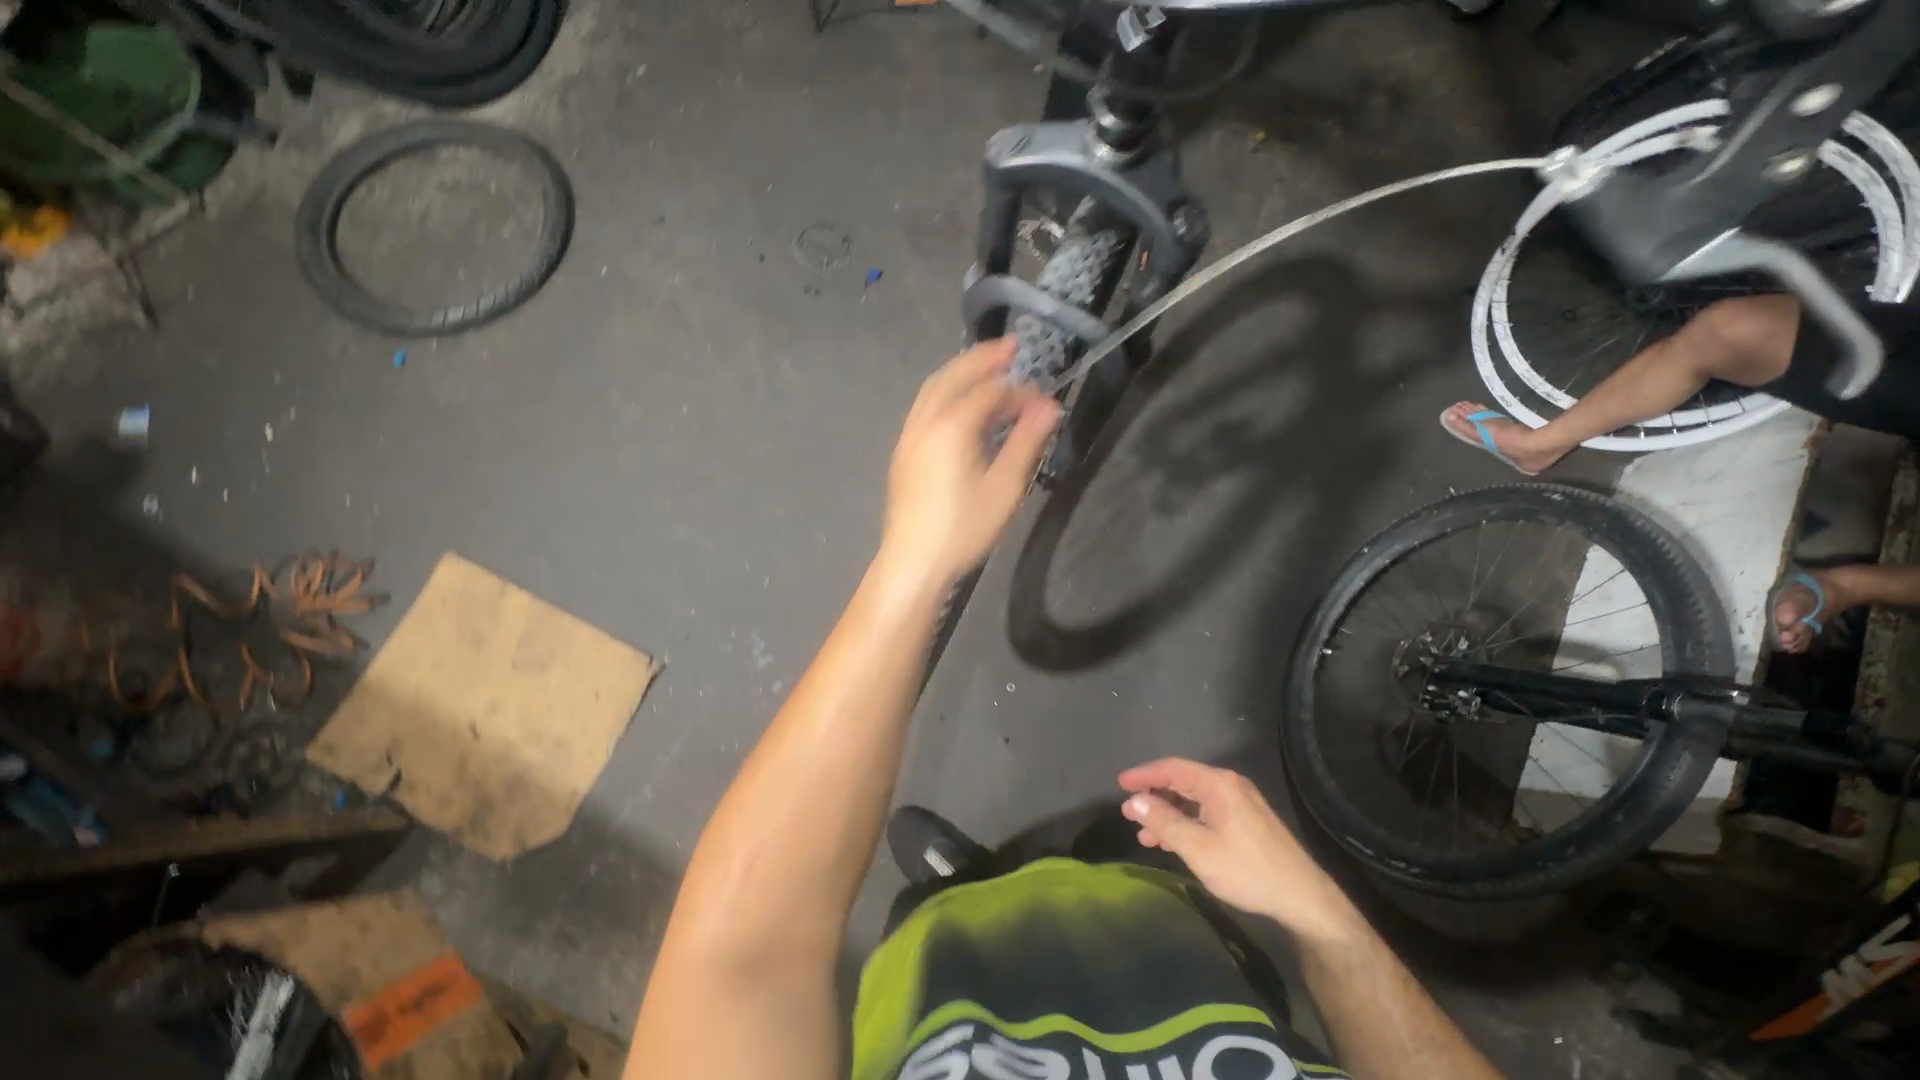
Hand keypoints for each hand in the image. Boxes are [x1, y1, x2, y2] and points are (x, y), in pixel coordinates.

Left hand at [878, 338, 1058, 589]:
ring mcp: (909, 436)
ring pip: (933, 389)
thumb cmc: (963, 528)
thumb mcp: (1004, 487)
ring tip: (987, 368)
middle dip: (982, 359)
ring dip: (960, 372)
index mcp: (951, 426)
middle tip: (1010, 348)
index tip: (1045, 400)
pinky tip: (959, 404)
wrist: (914, 562)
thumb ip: (1026, 442)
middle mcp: (925, 422)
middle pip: (953, 376)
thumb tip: (1049, 407)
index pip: (990, 392)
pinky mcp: (904, 452)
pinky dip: (945, 392)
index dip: (1020, 391)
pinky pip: (924, 406)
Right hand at [1120, 758, 1366, 944]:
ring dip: (1168, 815)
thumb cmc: (1247, 869)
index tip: (1120, 784)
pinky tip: (1174, 842)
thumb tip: (1133, 802)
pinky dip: (1186, 823)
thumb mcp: (1198, 848)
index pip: (1173, 768)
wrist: (1301, 897)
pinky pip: (1207, 813)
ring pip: (1194, 801)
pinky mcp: (1248, 821)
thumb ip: (1164, 822)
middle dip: (1154, 797)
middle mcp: (1230, 786)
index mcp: (1219, 785)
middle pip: (1183, 782)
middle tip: (1128, 813)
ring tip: (1146, 835)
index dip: (1144, 775)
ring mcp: (1241, 804)